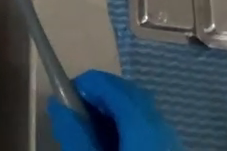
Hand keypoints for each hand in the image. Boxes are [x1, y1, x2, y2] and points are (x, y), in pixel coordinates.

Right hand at [47, 71, 181, 150]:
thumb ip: (73, 132)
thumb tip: (55, 102)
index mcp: (142, 119)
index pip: (107, 82)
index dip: (81, 86)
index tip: (63, 103)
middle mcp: (161, 122)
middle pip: (125, 92)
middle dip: (97, 99)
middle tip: (74, 119)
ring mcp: (171, 139)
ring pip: (137, 110)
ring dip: (111, 113)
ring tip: (90, 134)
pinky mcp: (171, 150)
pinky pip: (147, 127)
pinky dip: (126, 127)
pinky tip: (111, 145)